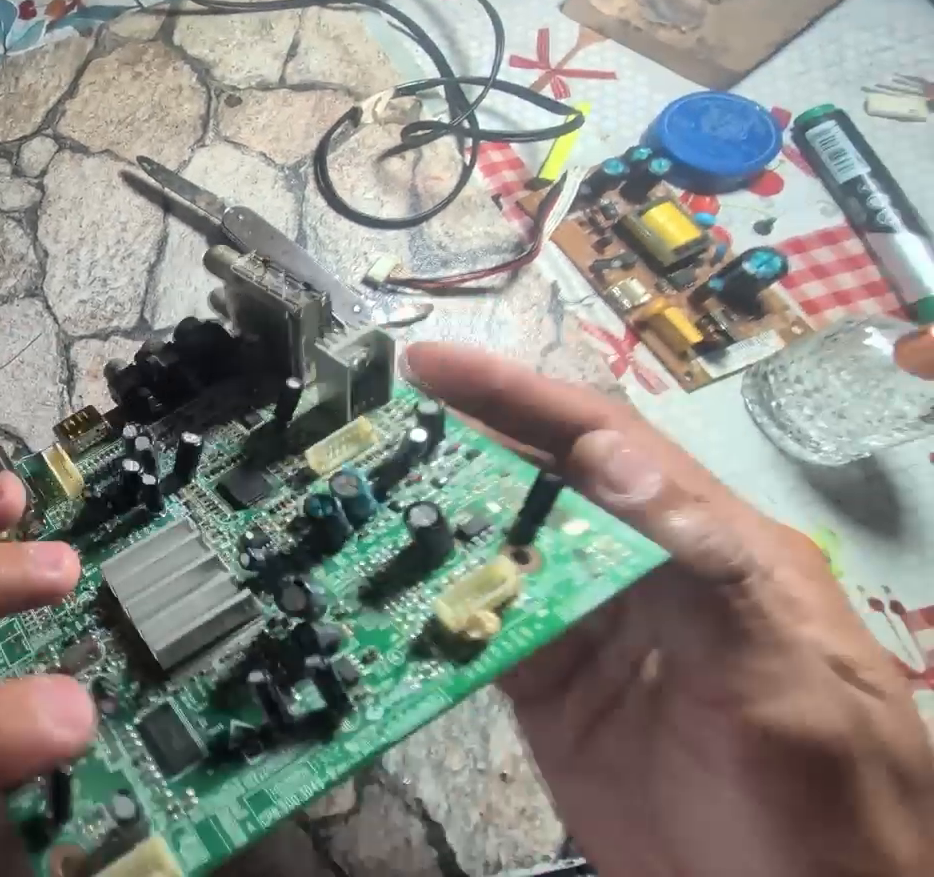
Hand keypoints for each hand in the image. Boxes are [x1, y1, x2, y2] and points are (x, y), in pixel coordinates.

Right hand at [404, 343, 933, 876]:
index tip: (431, 367)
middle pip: (531, 478)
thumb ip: (705, 575)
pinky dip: (421, 590)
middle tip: (369, 417)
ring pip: (489, 539)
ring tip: (356, 483)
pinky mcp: (538, 671)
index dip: (515, 394)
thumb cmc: (827, 817)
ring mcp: (579, 619)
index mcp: (705, 546)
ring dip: (425, 509)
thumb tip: (610, 460)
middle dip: (452, 436)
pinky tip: (378, 573)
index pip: (601, 442)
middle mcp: (633, 566)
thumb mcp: (789, 692)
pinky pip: (469, 612)